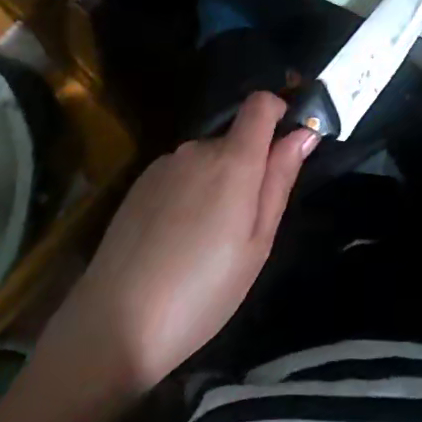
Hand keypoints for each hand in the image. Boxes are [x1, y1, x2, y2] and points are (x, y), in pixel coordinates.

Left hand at [37, 92, 317, 391]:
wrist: (118, 316)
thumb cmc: (204, 290)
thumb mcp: (257, 243)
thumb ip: (278, 180)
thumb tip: (302, 133)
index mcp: (231, 160)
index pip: (259, 104)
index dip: (278, 114)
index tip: (287, 147)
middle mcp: (194, 149)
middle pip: (233, 139)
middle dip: (246, 170)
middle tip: (244, 229)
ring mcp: (162, 164)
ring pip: (204, 161)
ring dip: (215, 185)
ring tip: (206, 244)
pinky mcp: (138, 182)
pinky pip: (178, 175)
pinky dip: (187, 195)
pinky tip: (176, 241)